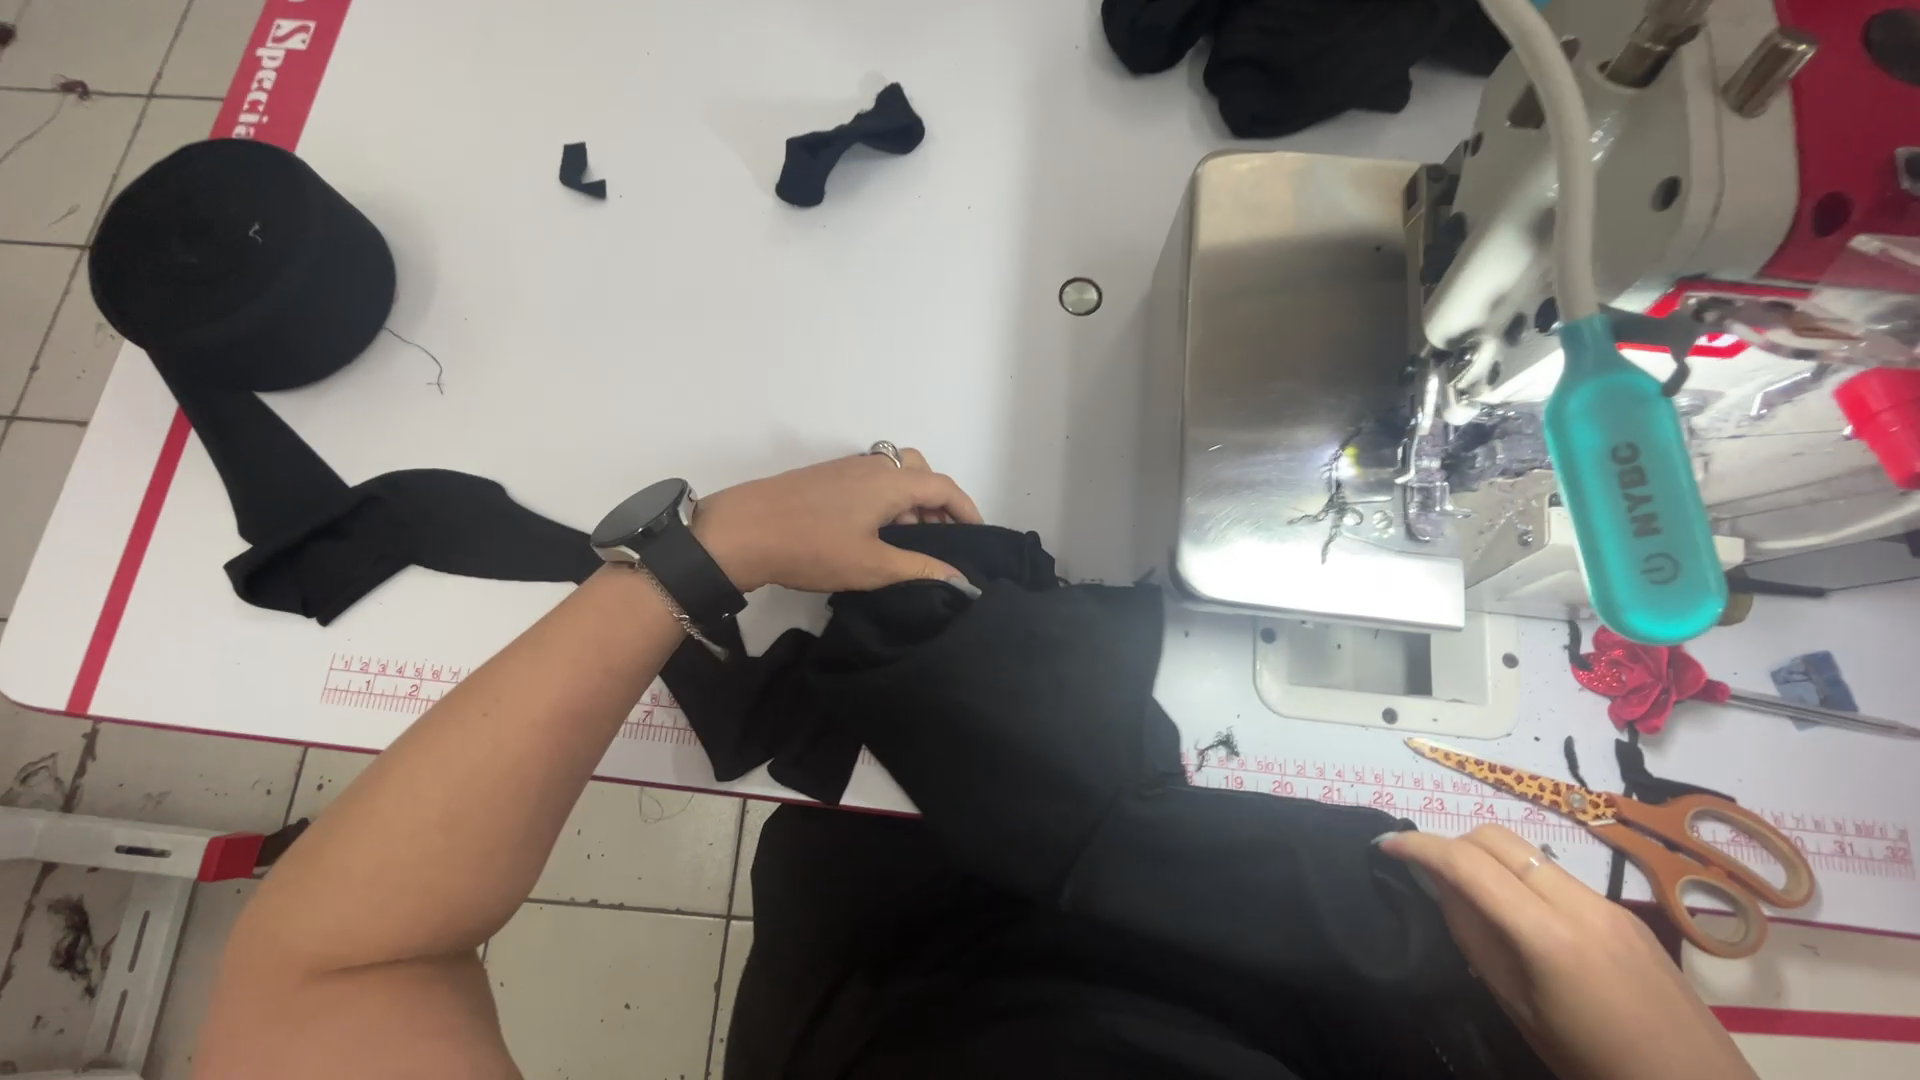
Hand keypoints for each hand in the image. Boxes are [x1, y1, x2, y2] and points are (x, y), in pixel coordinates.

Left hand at [690, 448, 983, 593]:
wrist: (740, 532)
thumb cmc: (812, 548)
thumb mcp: (872, 565)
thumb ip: (920, 569)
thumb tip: (960, 579)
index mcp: (890, 481)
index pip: (944, 486)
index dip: (967, 510)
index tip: (979, 535)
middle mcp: (872, 466)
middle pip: (920, 471)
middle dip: (938, 501)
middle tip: (942, 538)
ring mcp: (845, 469)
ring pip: (893, 476)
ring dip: (910, 502)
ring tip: (910, 542)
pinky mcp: (825, 479)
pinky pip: (870, 482)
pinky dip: (886, 501)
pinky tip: (874, 535)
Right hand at [1377, 825, 1756, 1079]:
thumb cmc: (1594, 1064)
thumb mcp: (1518, 1008)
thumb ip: (1475, 939)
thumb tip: (1440, 888)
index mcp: (1548, 935)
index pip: (1466, 863)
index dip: (1418, 846)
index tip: (1385, 846)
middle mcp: (1580, 904)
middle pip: (1495, 838)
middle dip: (1451, 843)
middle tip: (1428, 874)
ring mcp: (1609, 906)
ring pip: (1526, 852)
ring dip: (1487, 860)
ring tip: (1472, 899)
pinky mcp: (1627, 916)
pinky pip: (1556, 876)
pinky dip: (1520, 878)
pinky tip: (1521, 921)